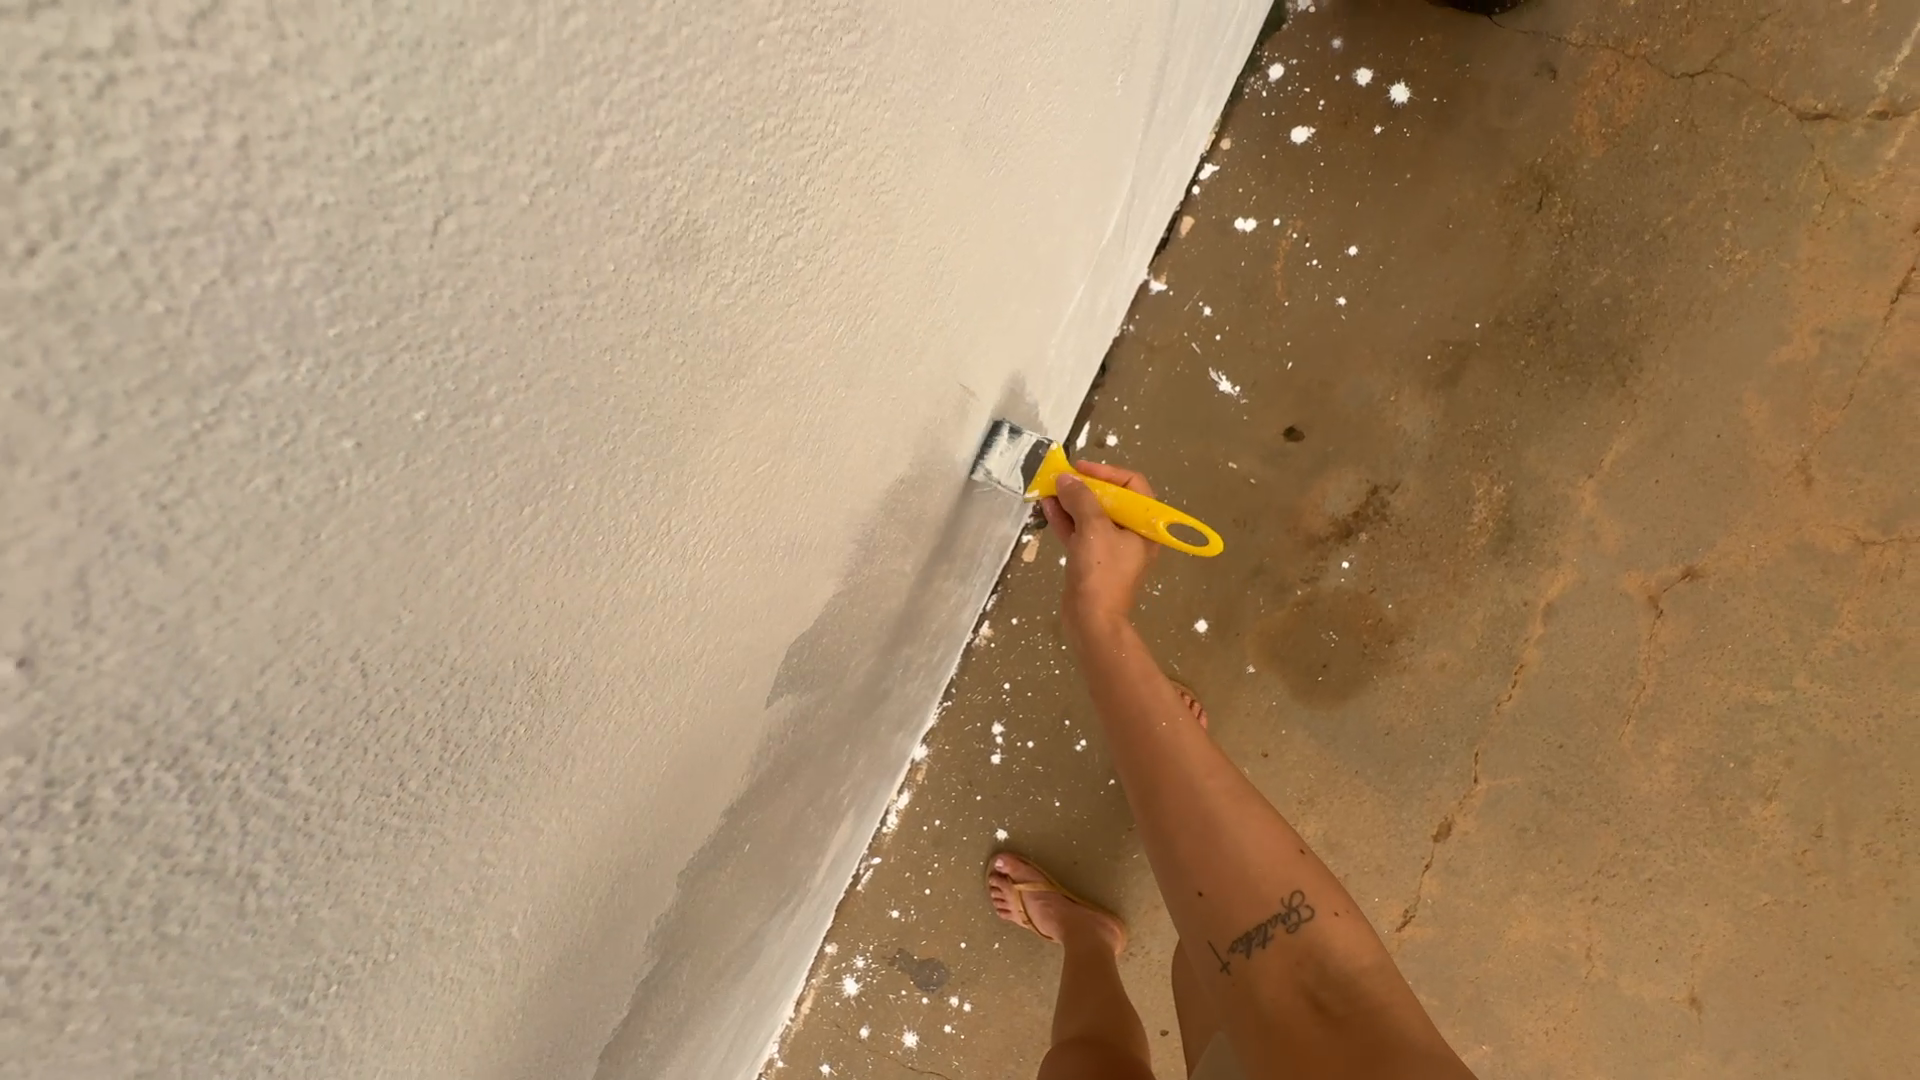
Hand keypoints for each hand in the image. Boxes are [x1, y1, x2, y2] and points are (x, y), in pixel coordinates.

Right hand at [1039, 460, 1158, 638]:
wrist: (1092, 620)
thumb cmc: (1101, 572)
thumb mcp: (1093, 528)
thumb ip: (1081, 498)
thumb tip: (1066, 478)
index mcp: (1145, 525)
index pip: (1132, 485)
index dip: (1106, 472)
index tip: (1080, 469)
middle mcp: (1132, 534)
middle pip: (1110, 499)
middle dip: (1084, 486)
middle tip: (1061, 478)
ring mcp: (1111, 548)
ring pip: (1091, 515)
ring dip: (1070, 501)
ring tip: (1048, 489)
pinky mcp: (1092, 560)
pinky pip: (1080, 532)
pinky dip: (1065, 519)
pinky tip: (1047, 507)